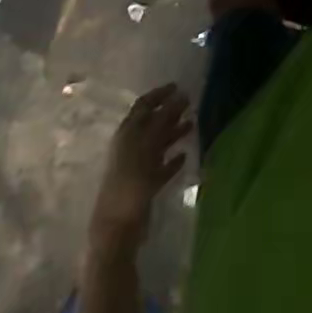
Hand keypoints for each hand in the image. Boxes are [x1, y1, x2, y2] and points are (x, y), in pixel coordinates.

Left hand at [89, 83, 191, 248]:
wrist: (118, 226)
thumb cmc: (131, 180)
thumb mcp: (148, 144)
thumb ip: (164, 119)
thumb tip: (181, 95)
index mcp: (127, 132)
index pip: (144, 105)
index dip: (160, 94)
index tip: (178, 86)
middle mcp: (131, 145)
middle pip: (152, 122)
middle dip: (170, 111)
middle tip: (190, 103)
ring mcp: (137, 166)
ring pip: (158, 143)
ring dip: (174, 133)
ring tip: (192, 126)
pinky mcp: (145, 186)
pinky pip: (161, 166)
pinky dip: (172, 159)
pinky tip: (184, 156)